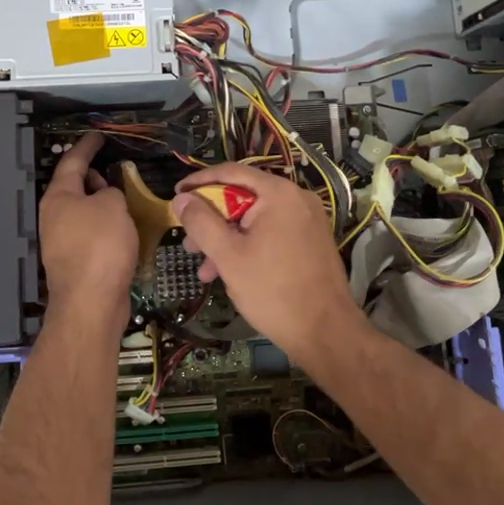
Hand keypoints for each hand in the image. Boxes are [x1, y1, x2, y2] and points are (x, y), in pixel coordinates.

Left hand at [38, 132, 137, 336]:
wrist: (91, 303)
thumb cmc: (100, 247)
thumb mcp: (113, 206)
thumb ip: (111, 192)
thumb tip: (107, 198)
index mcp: (58, 197)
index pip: (72, 161)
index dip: (87, 146)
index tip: (98, 136)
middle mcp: (54, 217)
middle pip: (75, 188)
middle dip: (95, 178)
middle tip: (117, 173)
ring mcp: (62, 242)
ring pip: (85, 213)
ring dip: (104, 205)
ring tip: (127, 202)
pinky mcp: (75, 263)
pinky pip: (92, 235)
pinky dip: (107, 228)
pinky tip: (126, 232)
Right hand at [171, 163, 364, 362]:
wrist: (326, 332)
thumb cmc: (274, 291)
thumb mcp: (228, 256)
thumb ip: (202, 223)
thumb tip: (181, 198)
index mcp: (278, 193)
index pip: (230, 172)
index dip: (199, 182)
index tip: (176, 195)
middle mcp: (296, 198)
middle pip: (243, 196)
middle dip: (212, 220)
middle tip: (189, 243)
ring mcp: (307, 220)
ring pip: (256, 219)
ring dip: (227, 238)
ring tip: (205, 270)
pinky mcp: (311, 241)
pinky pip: (272, 233)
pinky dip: (249, 246)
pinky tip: (231, 274)